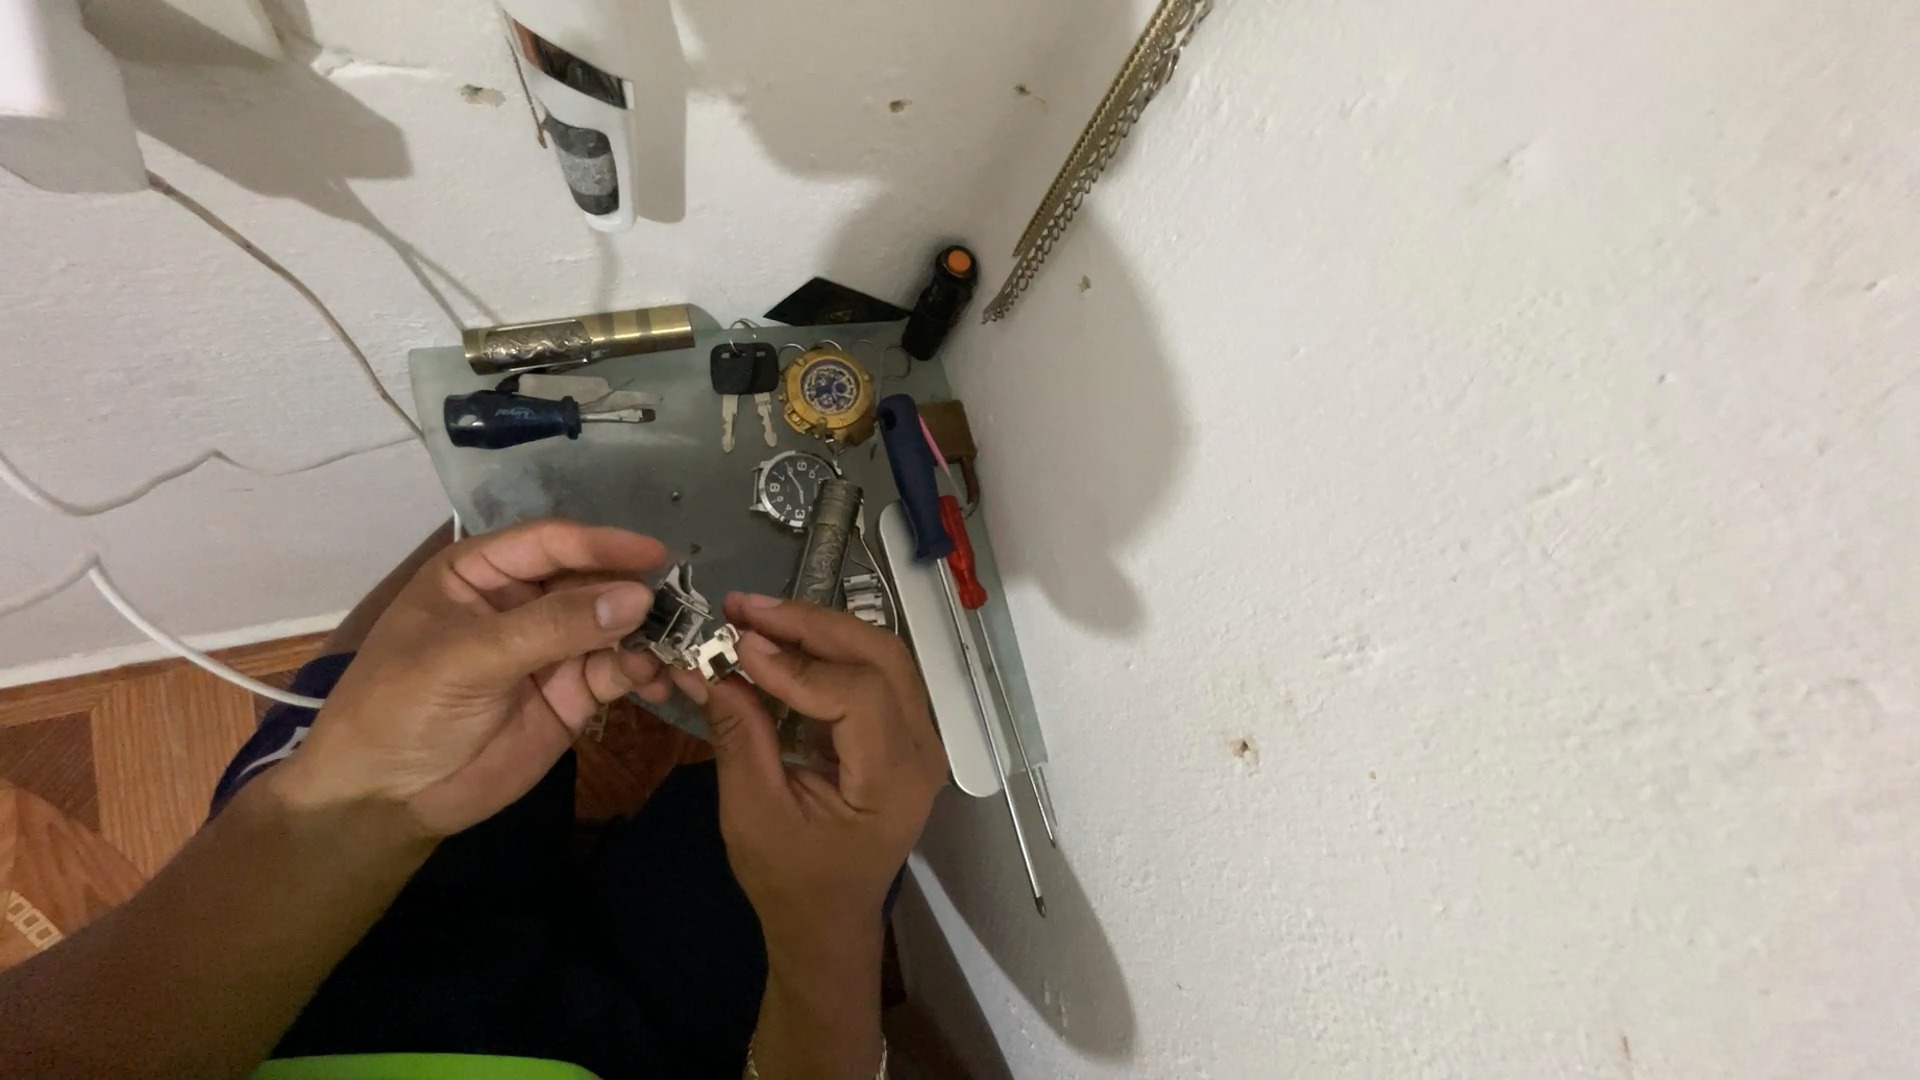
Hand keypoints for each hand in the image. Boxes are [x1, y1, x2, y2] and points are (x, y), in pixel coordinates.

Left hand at [279, 519, 673, 835]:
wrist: (387, 803)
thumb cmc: (400, 711)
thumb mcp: (467, 660)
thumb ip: (553, 627)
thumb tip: (639, 598)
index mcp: (483, 574)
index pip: (552, 544)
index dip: (603, 544)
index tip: (655, 553)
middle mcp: (525, 601)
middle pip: (594, 580)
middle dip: (635, 591)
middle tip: (682, 603)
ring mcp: (555, 646)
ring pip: (616, 624)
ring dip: (648, 633)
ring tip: (675, 647)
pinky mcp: (577, 689)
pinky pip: (621, 669)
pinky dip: (644, 672)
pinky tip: (658, 682)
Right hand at [672, 594, 947, 949]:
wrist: (828, 920)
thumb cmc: (791, 883)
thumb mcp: (753, 815)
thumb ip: (740, 736)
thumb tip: (714, 664)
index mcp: (896, 780)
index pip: (858, 695)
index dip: (798, 664)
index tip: (737, 643)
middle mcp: (923, 747)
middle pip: (879, 656)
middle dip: (810, 624)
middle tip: (744, 608)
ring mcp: (920, 735)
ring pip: (879, 654)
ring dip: (818, 628)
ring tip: (756, 615)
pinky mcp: (902, 729)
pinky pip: (871, 671)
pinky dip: (826, 650)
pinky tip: (782, 641)